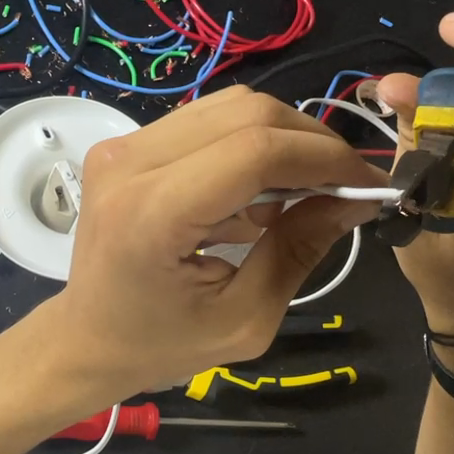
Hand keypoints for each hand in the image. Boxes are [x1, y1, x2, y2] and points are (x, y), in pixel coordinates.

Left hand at [34, 86, 388, 402]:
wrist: (85, 341)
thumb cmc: (159, 345)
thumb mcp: (243, 319)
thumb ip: (298, 251)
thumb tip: (355, 198)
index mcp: (153, 214)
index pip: (255, 150)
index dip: (324, 158)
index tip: (368, 185)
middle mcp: (130, 163)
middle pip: (246, 113)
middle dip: (311, 143)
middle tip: (344, 186)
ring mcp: (121, 147)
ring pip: (228, 107)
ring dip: (282, 140)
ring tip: (305, 192)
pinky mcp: (124, 146)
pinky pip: (205, 123)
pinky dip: (247, 145)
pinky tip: (261, 192)